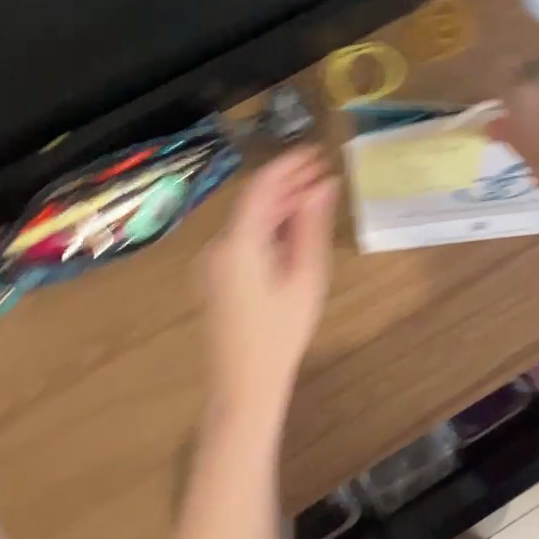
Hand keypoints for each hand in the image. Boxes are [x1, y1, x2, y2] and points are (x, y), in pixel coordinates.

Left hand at [198, 147, 339, 404]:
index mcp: (238, 242)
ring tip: (317, 197)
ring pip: (249, 219)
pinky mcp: (216, 276)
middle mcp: (218, 245)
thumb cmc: (280, 335)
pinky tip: (294, 230)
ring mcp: (213, 262)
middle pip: (254, 201)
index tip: (318, 152)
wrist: (244, 386)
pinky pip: (244, 238)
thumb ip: (311, 226)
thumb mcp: (305, 277)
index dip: (290, 164)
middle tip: (325, 173)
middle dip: (289, 184)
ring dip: (280, 205)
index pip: (262, 186)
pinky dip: (269, 227)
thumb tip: (324, 185)